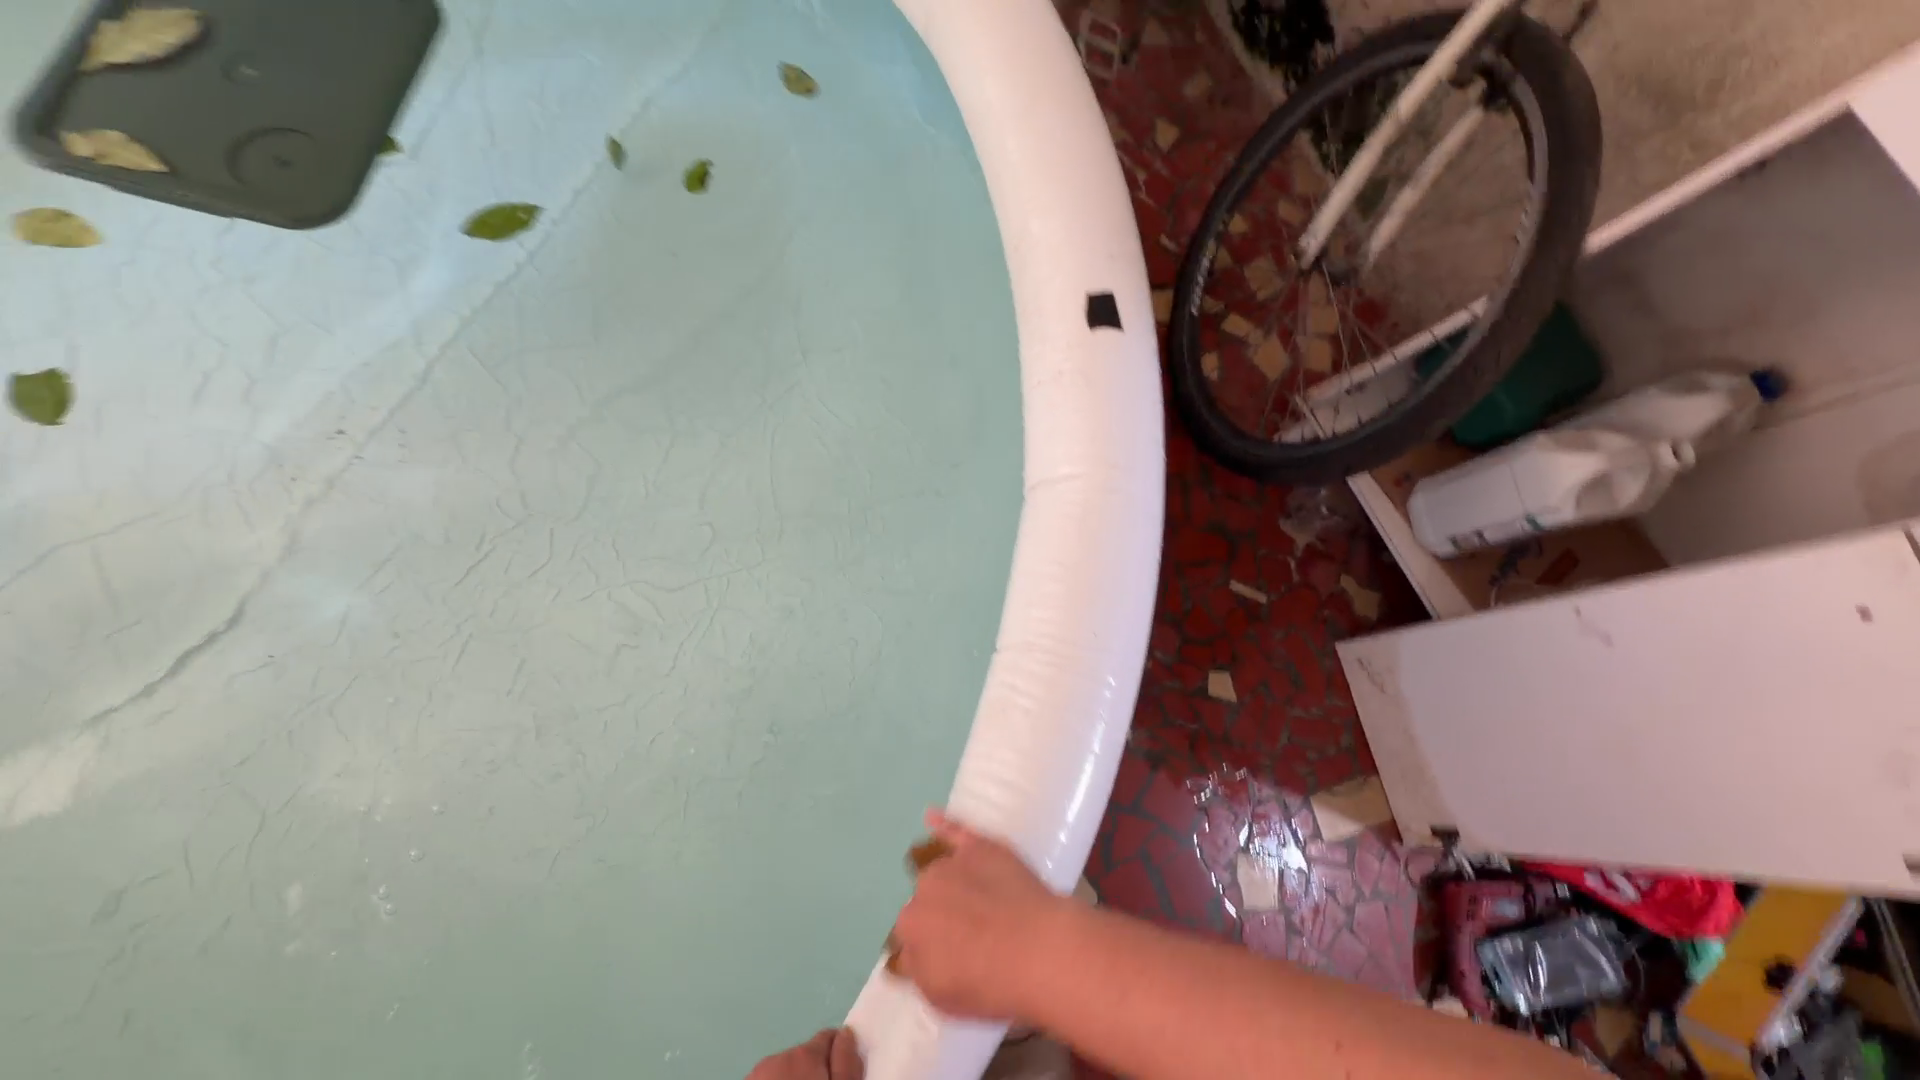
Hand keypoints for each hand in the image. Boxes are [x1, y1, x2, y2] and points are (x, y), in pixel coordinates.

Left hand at [746, 1028, 862, 1079]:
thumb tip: (847, 1034)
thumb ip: (847, 1064)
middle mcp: (779, 1057)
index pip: (828, 1037)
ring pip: (783, 1071)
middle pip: (804, 1056)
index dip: (838, 1056)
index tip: (840, 1077)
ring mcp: (757, 1074)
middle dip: (813, 1073)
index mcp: (806, 1054)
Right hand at [889, 810, 1073, 1020]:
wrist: (1039, 950)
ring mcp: (953, 864)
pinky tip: (932, 817)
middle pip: (927, 900)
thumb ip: (917, 969)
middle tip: (972, 934)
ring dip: (952, 884)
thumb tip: (908, 953)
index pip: (912, 934)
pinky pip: (955, 830)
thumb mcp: (941, 997)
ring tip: (981, 903)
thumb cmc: (991, 983)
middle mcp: (924, 889)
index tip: (952, 954)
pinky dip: (943, 824)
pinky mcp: (981, 847)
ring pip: (943, 872)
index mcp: (910, 927)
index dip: (932, 945)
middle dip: (942, 915)